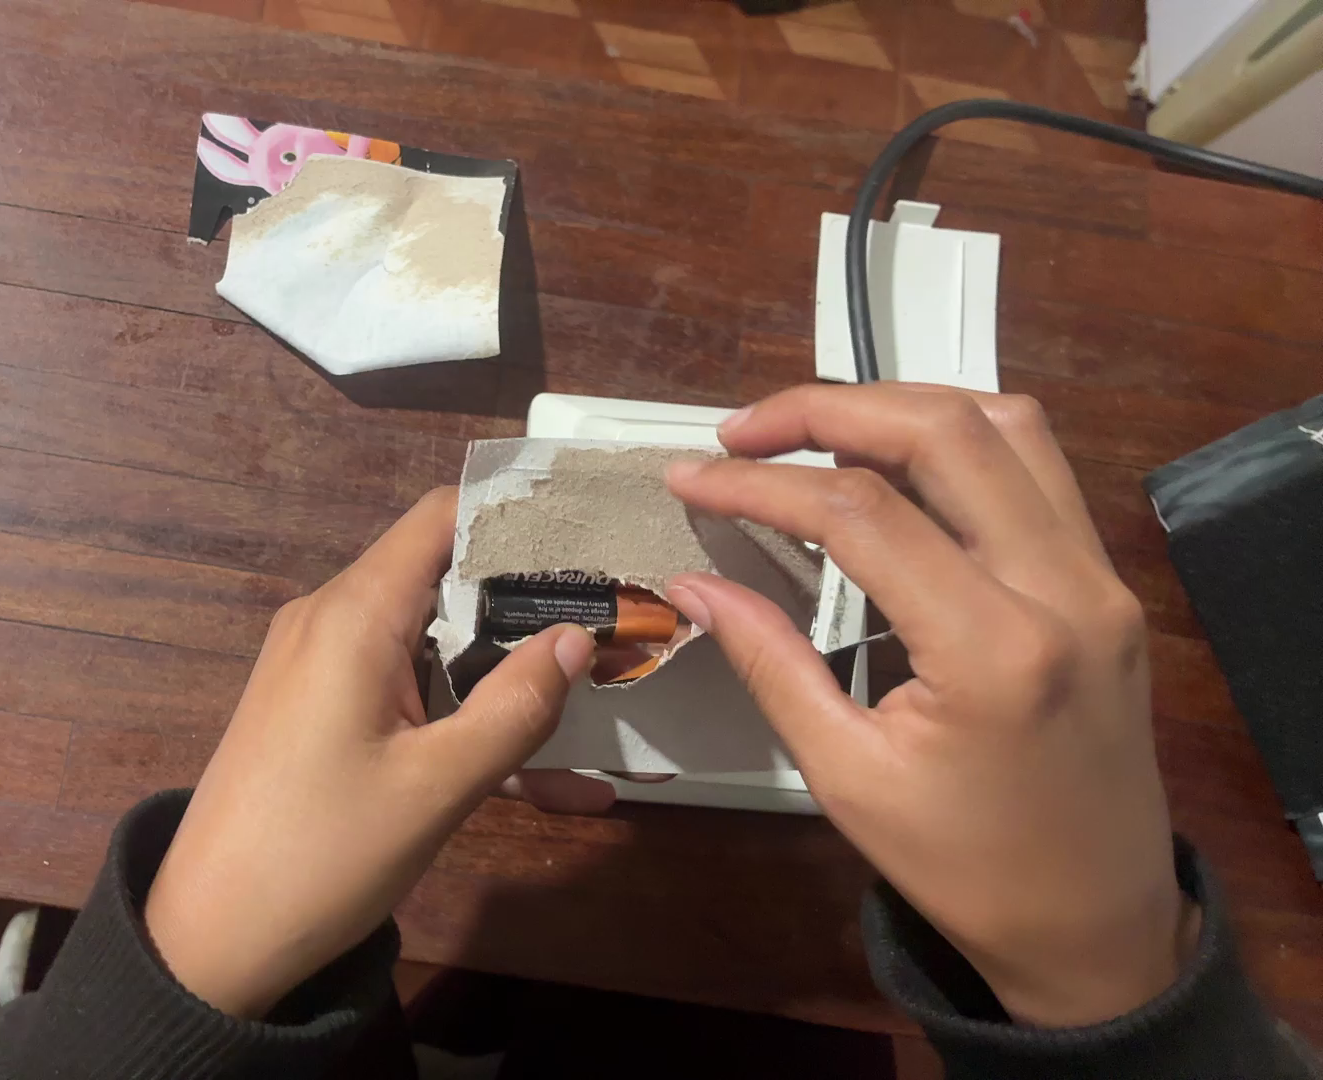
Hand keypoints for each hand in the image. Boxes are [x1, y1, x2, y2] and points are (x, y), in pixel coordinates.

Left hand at [144, 488, 600, 1017]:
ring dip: (496, 671)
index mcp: (354, 614)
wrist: (208, 936)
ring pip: (427, 640)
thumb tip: (576, 638)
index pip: (439, 518)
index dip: (511, 516)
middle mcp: (331, 618)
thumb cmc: (321, 855)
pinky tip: (535, 778)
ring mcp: (320, 662)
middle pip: (439, 575)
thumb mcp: (435, 786)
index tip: (583, 539)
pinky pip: (400, 688)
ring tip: (583, 699)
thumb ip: (514, 706)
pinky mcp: (318, 704)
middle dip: (521, 600)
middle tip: (605, 624)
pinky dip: (456, 713)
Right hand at [664, 384, 1193, 1028]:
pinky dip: (946, 434)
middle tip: (737, 431)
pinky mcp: (1099, 579)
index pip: (859, 513)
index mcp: (993, 646)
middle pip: (942, 433)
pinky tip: (882, 458)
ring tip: (802, 430)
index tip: (687, 478)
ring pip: (1002, 426)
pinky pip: (1030, 463)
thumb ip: (766, 658)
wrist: (1095, 921)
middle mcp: (1064, 587)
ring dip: (889, 406)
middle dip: (822, 410)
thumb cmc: (958, 859)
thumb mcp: (840, 768)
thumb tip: (688, 585)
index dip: (758, 483)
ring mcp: (1097, 575)